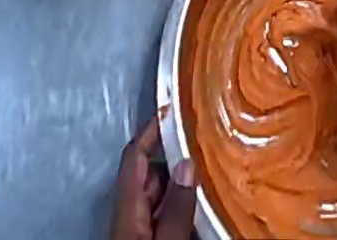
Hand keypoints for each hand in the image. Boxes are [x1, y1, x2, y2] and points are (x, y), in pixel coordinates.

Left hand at [110, 115, 197, 239]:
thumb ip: (176, 208)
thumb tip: (187, 163)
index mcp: (126, 207)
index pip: (134, 155)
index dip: (151, 130)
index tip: (174, 109)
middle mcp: (128, 215)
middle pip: (149, 174)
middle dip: (175, 156)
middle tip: (205, 145)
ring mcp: (135, 232)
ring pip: (159, 196)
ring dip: (180, 184)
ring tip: (210, 174)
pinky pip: (163, 216)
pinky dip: (180, 206)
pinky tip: (203, 209)